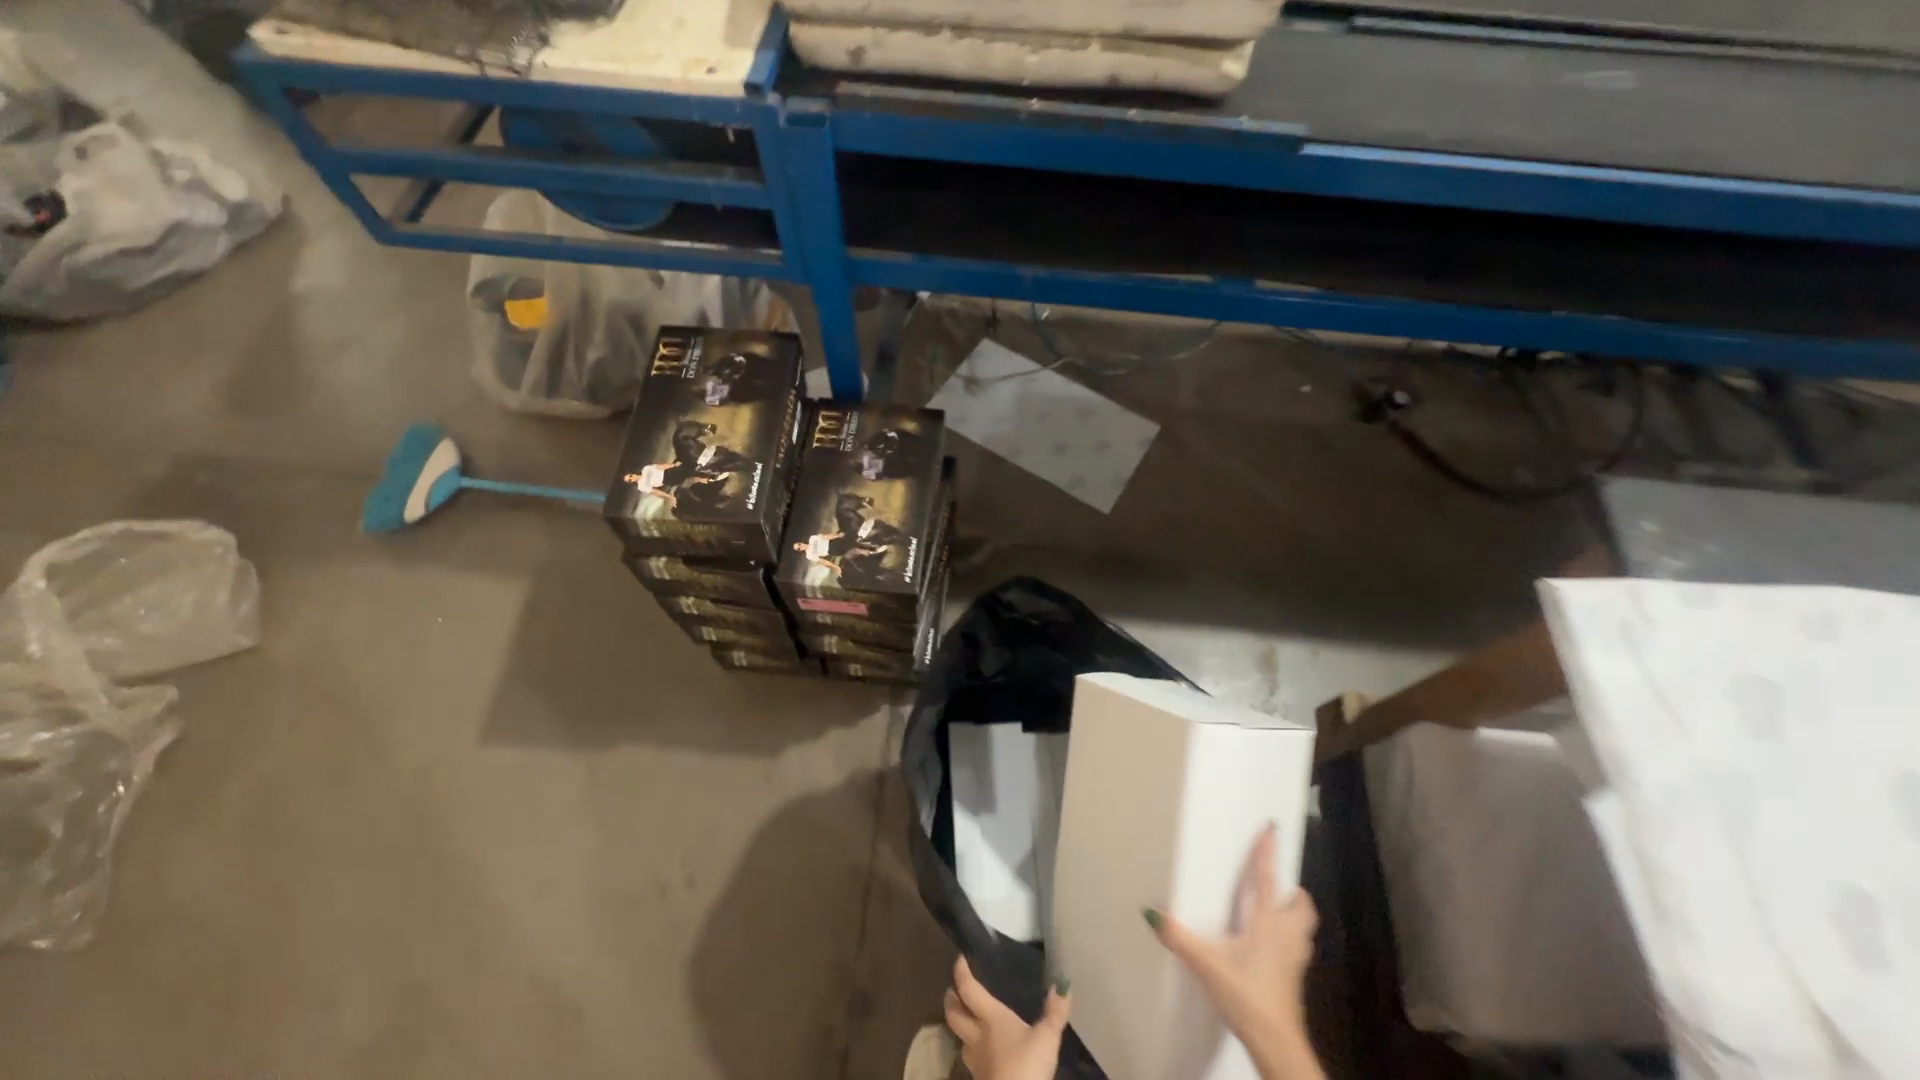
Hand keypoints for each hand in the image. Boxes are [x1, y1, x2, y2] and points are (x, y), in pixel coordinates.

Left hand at [944, 956, 1071, 1079]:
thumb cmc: (1027, 1065)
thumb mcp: (1047, 1037)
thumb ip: (1055, 1011)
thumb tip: (1063, 984)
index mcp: (991, 1018)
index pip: (969, 990)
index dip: (961, 973)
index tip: (959, 960)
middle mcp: (977, 1036)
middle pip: (954, 1014)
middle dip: (950, 1000)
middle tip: (951, 991)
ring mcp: (975, 1060)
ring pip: (959, 1038)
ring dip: (959, 1027)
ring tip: (965, 1020)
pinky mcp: (979, 1078)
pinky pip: (970, 1059)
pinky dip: (971, 1050)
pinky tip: (981, 1053)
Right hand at [1145, 824, 1322, 1079]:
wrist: (1275, 1040)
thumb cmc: (1246, 994)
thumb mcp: (1206, 965)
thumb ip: (1178, 938)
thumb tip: (1151, 912)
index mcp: (1266, 923)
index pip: (1268, 879)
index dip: (1268, 852)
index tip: (1272, 829)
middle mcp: (1286, 935)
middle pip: (1301, 905)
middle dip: (1293, 892)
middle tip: (1278, 888)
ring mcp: (1295, 958)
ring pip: (1305, 927)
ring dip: (1295, 916)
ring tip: (1275, 914)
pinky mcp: (1295, 978)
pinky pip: (1298, 948)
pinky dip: (1290, 940)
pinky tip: (1271, 949)